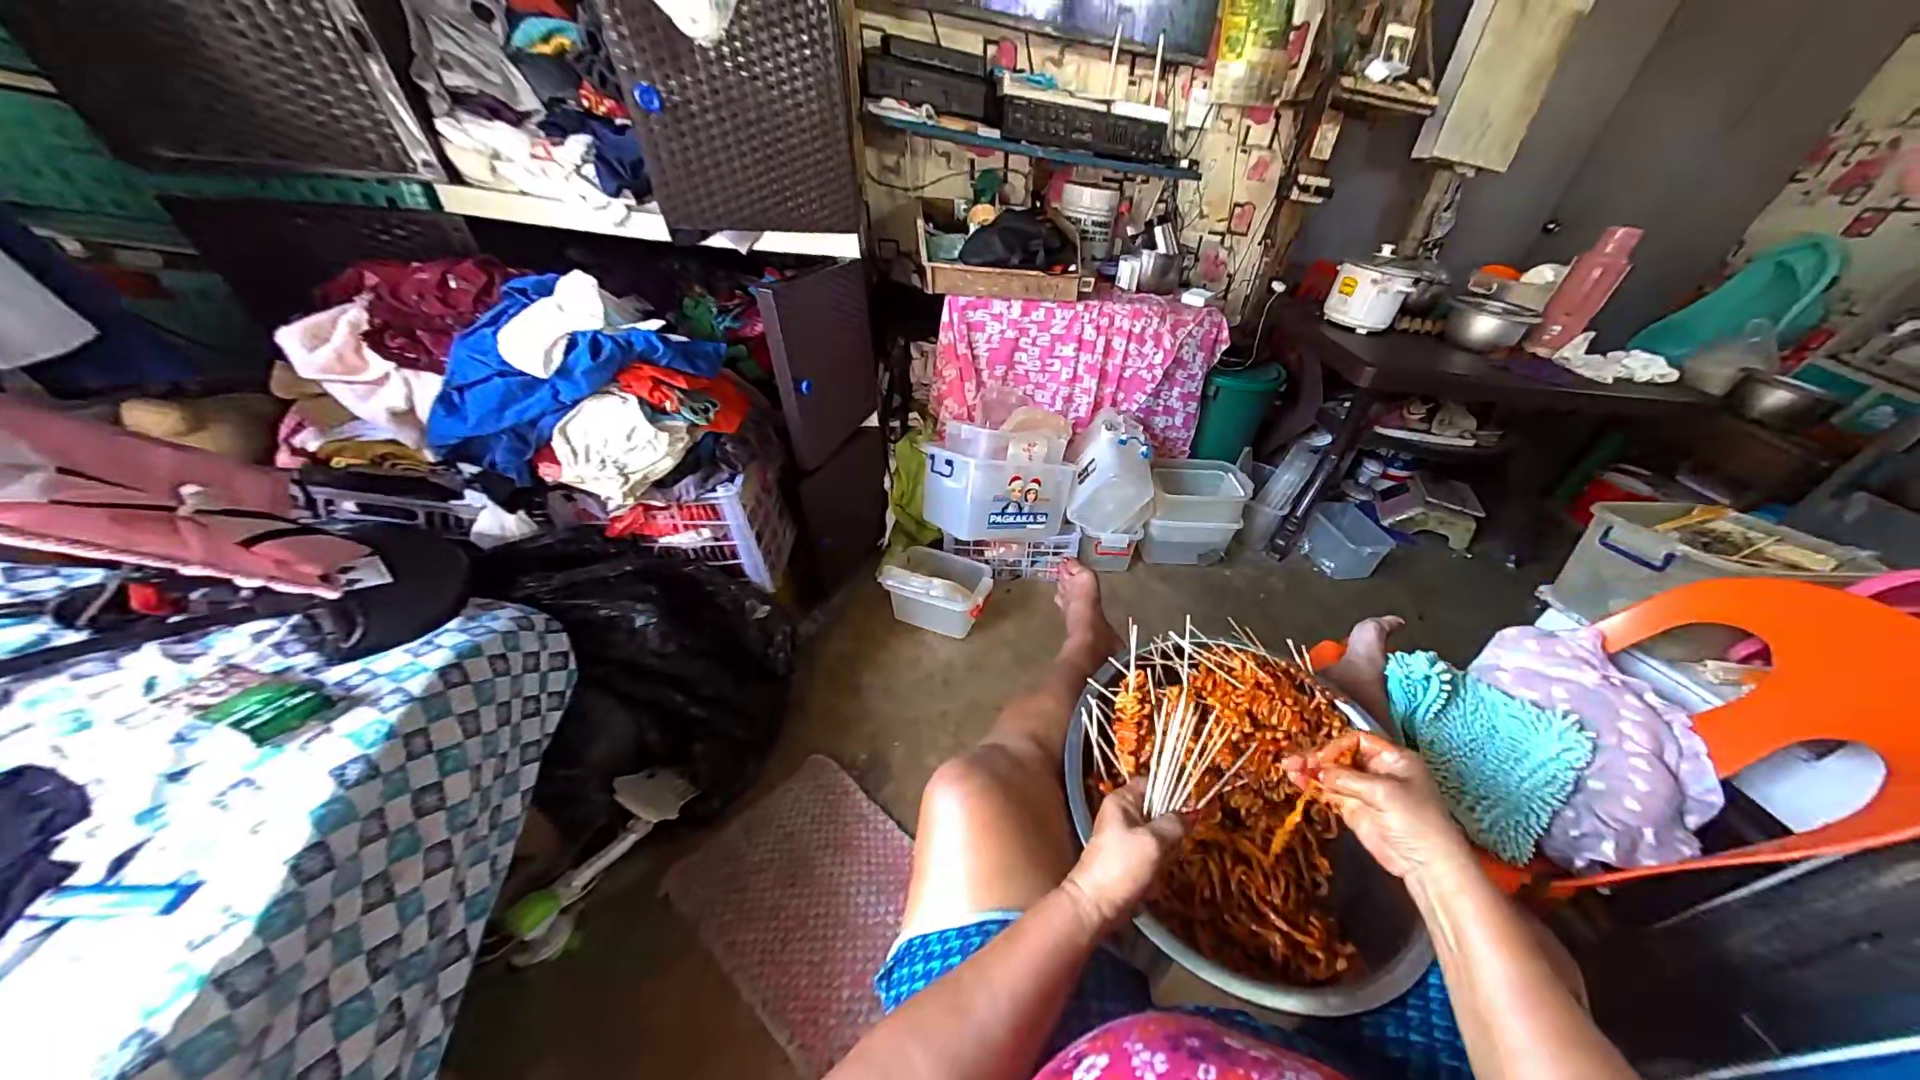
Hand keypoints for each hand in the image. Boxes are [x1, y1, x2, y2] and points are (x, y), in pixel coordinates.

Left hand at [1061, 778, 1189, 932]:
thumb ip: (1174, 824)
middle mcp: (1122, 814)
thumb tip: (1193, 811)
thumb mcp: (1153, 841)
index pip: (1151, 783)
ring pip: (1159, 835)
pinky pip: (1153, 854)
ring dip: (1166, 850)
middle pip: (1158, 810)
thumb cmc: (1122, 865)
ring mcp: (1125, 836)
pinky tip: (1157, 876)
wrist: (1096, 904)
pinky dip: (1159, 864)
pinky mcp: (1130, 858)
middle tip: (1175, 843)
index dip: (1172, 790)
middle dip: (1171, 827)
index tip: (1193, 804)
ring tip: (1161, 864)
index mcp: (1121, 800)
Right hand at [1283, 731, 1469, 883]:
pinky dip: (1312, 786)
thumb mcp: (1384, 791)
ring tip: (1289, 769)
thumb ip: (1347, 777)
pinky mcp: (1353, 808)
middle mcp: (1377, 770)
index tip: (1322, 758)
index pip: (1357, 740)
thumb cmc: (1416, 819)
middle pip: (1340, 756)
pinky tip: (1297, 781)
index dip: (1337, 746)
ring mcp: (1363, 790)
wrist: (1426, 864)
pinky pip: (1328, 791)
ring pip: (1331, 774)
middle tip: (1295, 761)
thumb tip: (1318, 768)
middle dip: (1317, 758)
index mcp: (1393, 759)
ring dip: (1310, 770)